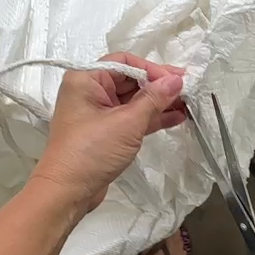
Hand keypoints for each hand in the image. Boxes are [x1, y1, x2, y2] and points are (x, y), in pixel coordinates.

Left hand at [29, 54, 187, 214]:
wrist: (66, 192)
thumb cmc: (91, 151)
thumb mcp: (127, 122)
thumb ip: (153, 99)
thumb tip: (175, 80)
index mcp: (86, 79)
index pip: (124, 62)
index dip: (152, 68)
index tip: (177, 79)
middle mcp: (90, 91)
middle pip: (130, 80)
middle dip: (158, 85)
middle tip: (188, 90)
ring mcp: (97, 113)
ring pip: (133, 100)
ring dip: (158, 102)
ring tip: (187, 104)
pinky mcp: (105, 133)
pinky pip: (131, 118)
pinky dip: (151, 118)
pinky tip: (176, 118)